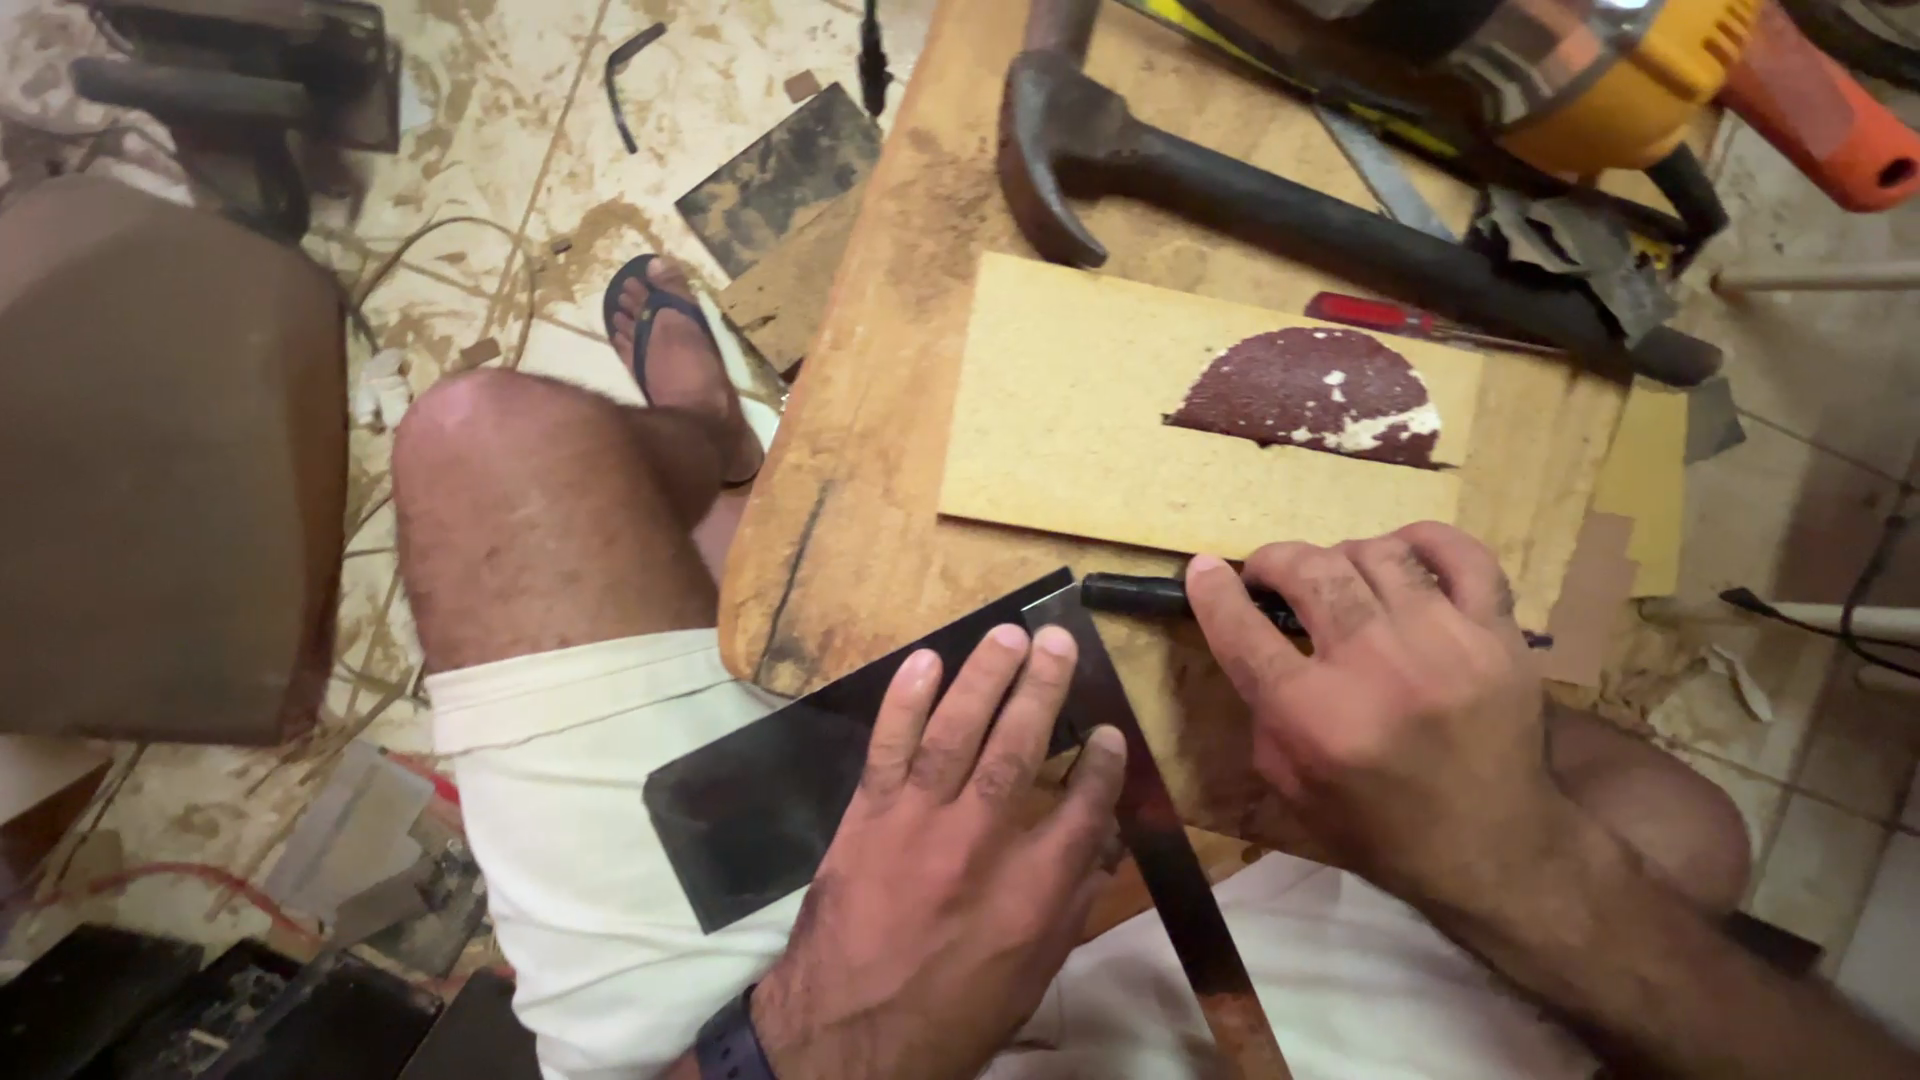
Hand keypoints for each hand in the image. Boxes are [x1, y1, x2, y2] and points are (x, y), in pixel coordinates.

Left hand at [749, 624, 1127, 1079]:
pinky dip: (905, 699)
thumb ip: (1072, 901)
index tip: (1111, 729)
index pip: (1082, 807)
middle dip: (1043, 689)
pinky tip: (925, 660)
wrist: (845, 1039)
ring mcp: (918, 822)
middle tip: (1059, 640)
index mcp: (1031, 892)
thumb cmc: (951, 1013)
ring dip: (984, 677)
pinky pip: (888, 745)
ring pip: (956, 732)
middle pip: (1019, 749)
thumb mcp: (1031, 974)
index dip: (1103, 763)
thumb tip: (1105, 837)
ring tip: (1008, 633)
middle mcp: (979, 845)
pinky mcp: (868, 814)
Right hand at [1185, 522, 1571, 910]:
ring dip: (1338, 557)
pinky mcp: (1500, 637)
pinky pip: (1463, 555)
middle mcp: (1376, 669)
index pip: (1242, 628)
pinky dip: (1424, 541)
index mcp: (1314, 716)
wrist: (1494, 854)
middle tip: (1270, 576)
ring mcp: (1446, 644)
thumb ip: (1263, 705)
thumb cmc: (1375, 826)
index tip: (1203, 569)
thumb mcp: (1286, 781)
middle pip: (1309, 571)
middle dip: (1273, 561)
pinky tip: (1400, 554)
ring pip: (1375, 553)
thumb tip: (1251, 636)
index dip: (1212, 589)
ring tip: (1337, 578)